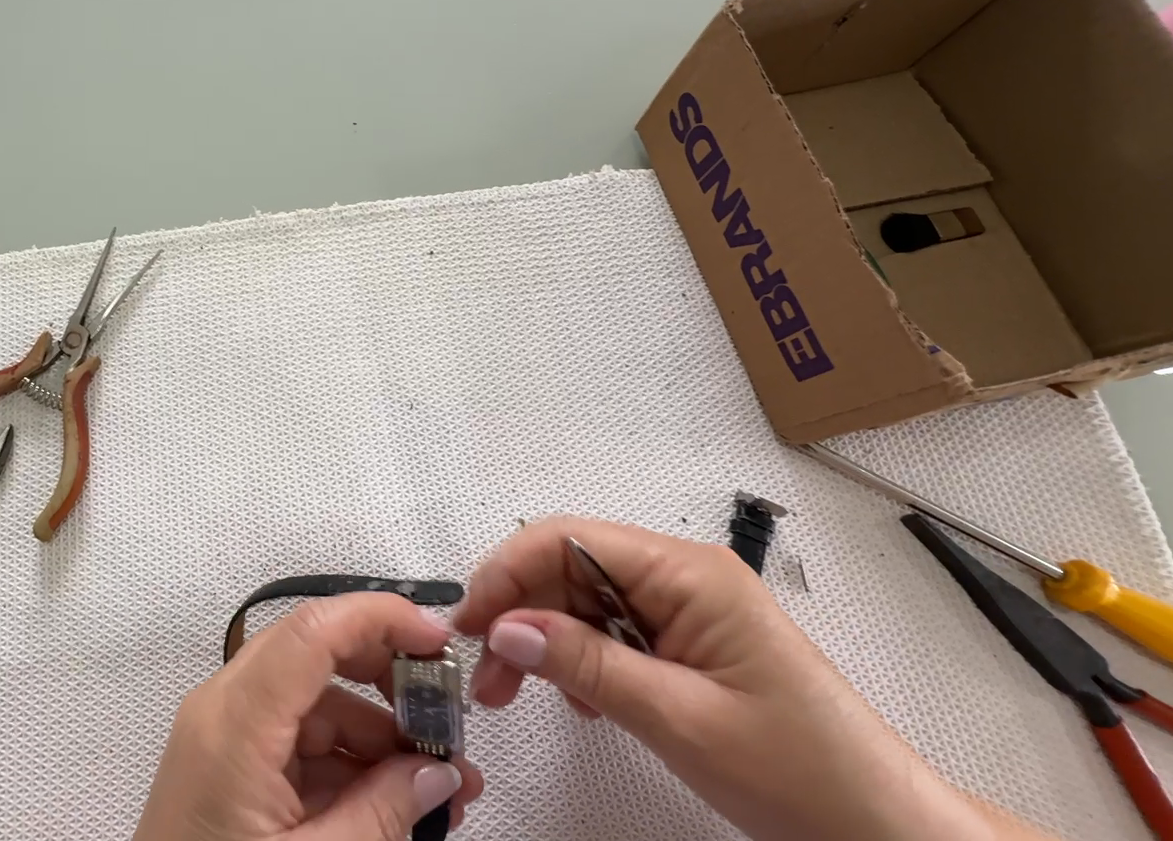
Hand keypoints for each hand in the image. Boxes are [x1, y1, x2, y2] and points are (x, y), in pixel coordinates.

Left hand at [133, 592, 483, 840]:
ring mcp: (225, 732)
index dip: (380, 618)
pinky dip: (350, 759)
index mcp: (235, 721)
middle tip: (448, 719)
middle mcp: (224, 707)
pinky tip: (398, 798)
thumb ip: (383, 814)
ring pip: (316, 700)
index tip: (440, 639)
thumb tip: (443, 772)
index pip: (312, 630)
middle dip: (389, 677)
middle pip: (316, 653)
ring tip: (443, 783)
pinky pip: (301, 738)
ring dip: (380, 732)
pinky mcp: (232, 760)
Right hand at [454, 517, 1052, 840]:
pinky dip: (577, 660)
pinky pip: (607, 630)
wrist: (883, 830)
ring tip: (513, 694)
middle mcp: (678, 573)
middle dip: (518, 614)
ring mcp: (681, 605)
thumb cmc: (794, 769)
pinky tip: (578, 701)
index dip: (507, 572)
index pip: (568, 539)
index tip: (466, 624)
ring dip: (541, 641)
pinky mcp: (682, 638)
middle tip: (484, 677)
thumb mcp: (678, 717)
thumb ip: (584, 664)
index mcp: (686, 572)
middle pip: (567, 568)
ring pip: (580, 600)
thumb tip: (502, 628)